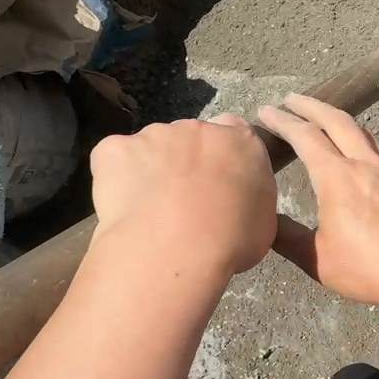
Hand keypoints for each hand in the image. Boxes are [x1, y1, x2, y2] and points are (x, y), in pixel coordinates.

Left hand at [89, 115, 277, 278]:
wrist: (174, 250)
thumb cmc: (231, 241)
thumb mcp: (263, 219)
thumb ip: (250, 194)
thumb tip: (235, 197)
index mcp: (243, 142)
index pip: (235, 132)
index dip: (225, 155)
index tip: (219, 179)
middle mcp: (200, 128)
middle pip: (192, 137)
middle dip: (188, 161)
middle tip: (185, 200)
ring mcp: (155, 134)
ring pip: (153, 147)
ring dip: (154, 168)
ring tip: (152, 209)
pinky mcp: (115, 148)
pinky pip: (116, 159)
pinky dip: (118, 177)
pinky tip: (125, 206)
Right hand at [256, 94, 378, 311]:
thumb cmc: (367, 269)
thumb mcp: (315, 258)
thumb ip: (286, 236)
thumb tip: (263, 222)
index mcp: (338, 178)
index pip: (305, 136)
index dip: (282, 121)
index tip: (265, 111)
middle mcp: (365, 166)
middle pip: (337, 120)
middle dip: (311, 106)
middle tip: (290, 99)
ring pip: (361, 131)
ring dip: (337, 119)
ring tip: (320, 117)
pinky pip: (375, 148)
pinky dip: (357, 137)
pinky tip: (353, 149)